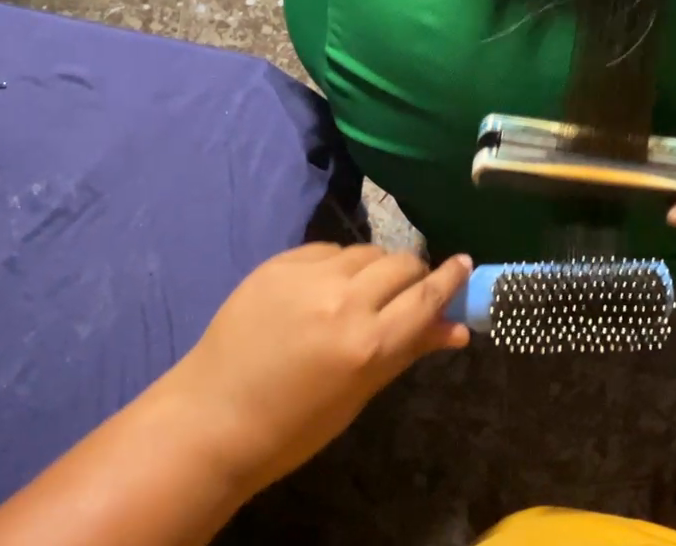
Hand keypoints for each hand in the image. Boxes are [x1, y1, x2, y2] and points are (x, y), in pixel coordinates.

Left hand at [165, 244, 471, 484]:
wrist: (210, 419)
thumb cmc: (294, 425)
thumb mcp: (360, 393)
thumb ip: (409, 350)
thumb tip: (457, 329)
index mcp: (368, 344)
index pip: (428, 296)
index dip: (452, 277)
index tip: (465, 263)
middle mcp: (344, 301)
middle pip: (402, 263)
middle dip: (412, 274)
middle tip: (405, 292)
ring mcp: (308, 277)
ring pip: (367, 251)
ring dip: (375, 268)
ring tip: (359, 292)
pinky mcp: (279, 263)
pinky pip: (328, 249)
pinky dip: (338, 264)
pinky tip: (323, 288)